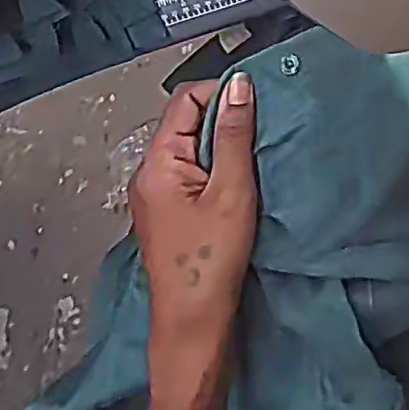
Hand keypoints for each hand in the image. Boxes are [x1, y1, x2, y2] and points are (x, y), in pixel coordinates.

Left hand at [131, 75, 258, 395]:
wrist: (194, 325)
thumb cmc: (211, 260)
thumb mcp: (232, 189)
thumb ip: (234, 133)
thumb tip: (238, 84)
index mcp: (157, 162)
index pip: (185, 99)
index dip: (220, 92)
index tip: (255, 102)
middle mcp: (148, 172)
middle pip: (186, 120)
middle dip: (223, 117)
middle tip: (260, 128)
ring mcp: (156, 192)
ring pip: (191, 145)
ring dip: (222, 142)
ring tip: (253, 153)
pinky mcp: (169, 208)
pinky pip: (192, 168)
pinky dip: (217, 164)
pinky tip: (240, 177)